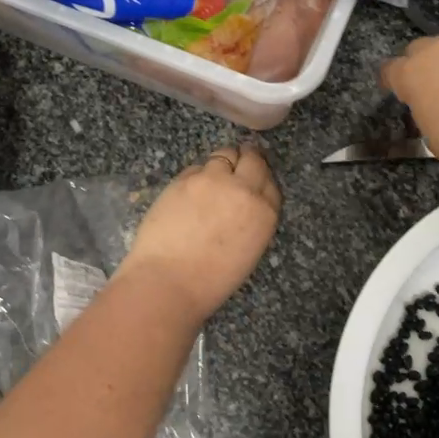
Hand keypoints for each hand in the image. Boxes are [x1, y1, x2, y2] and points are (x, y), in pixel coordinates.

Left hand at [118, 144, 281, 325]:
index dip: (261, 179)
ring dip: (220, 164)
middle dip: (247, 158)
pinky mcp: (183, 179)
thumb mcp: (247, 252)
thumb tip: (241, 206)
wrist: (169, 280)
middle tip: (239, 162)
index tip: (254, 178)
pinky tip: (188, 195)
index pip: (270, 183)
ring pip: (223, 156)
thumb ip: (251, 221)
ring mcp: (212, 180)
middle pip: (251, 159)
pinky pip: (195, 168)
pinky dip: (196, 176)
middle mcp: (243, 190)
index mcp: (264, 213)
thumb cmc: (210, 281)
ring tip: (210, 181)